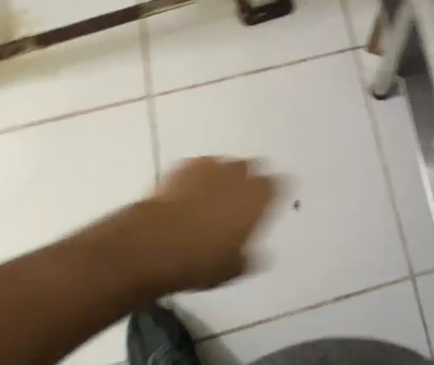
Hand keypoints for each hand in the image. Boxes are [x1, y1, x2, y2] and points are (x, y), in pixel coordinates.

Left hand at [128, 157, 280, 294]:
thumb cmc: (201, 260)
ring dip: (224, 178)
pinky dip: (200, 177)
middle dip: (248, 182)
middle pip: (253, 169)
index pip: (278, 185)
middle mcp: (240, 174)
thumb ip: (250, 256)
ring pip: (226, 165)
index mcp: (258, 198)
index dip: (273, 194)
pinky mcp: (186, 164)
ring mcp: (212, 165)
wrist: (156, 242)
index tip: (268, 204)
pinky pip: (201, 167)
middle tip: (238, 204)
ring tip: (212, 199)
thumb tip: (258, 255)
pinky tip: (191, 195)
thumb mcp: (233, 268)